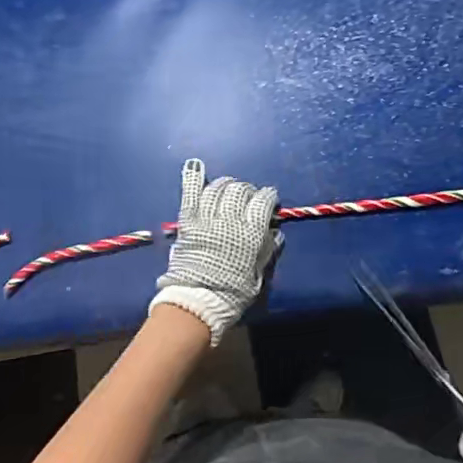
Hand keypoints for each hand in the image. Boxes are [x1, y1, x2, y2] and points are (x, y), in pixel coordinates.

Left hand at [150, 159, 279, 345]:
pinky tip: (195, 164)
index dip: (267, 197)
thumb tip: (274, 233)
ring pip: (218, 188)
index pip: (263, 201)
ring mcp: (207, 218)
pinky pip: (191, 193)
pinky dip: (193, 177)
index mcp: (252, 232)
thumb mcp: (258, 273)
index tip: (268, 199)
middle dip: (247, 190)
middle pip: (240, 191)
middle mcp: (230, 219)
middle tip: (247, 196)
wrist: (199, 298)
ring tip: (229, 187)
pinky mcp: (188, 221)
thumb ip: (267, 250)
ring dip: (226, 184)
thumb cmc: (232, 291)